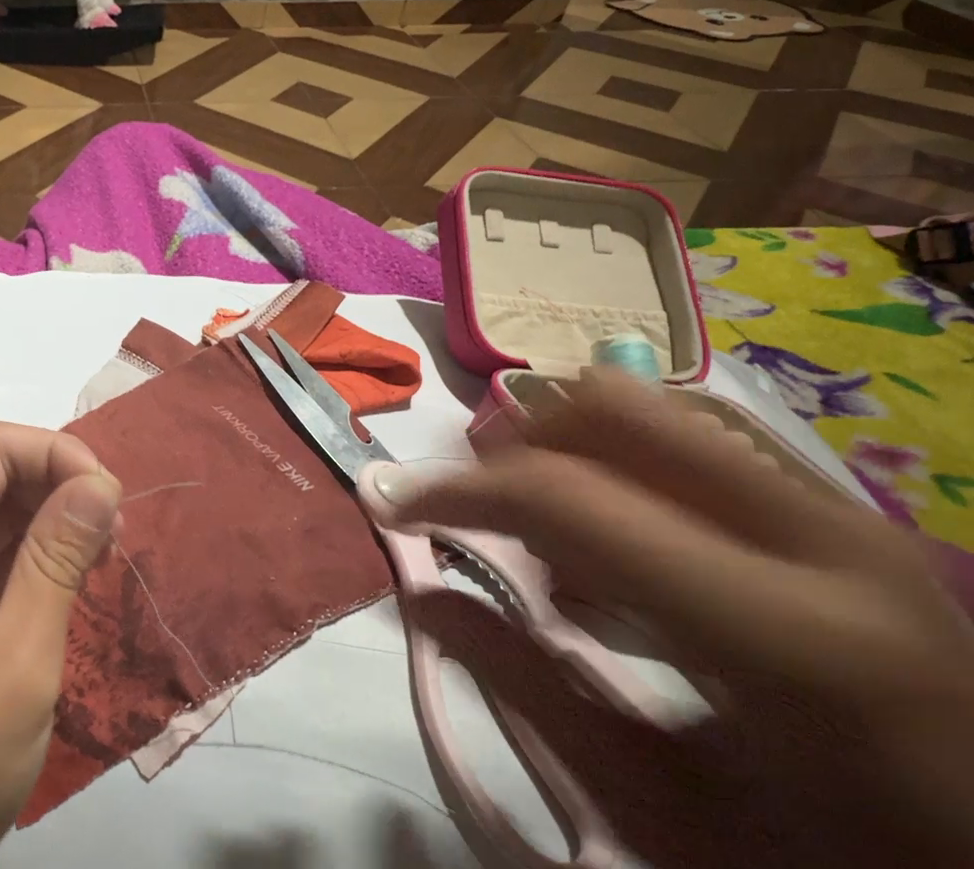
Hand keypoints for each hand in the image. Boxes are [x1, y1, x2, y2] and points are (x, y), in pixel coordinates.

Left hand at [0, 423, 122, 868]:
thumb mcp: (16, 662)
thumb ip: (56, 563)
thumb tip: (100, 480)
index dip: (58, 454)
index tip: (115, 500)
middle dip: (60, 490)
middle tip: (119, 538)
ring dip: (54, 528)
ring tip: (106, 563)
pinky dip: (37, 565)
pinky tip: (76, 586)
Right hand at [381, 370, 973, 858]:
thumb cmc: (818, 854)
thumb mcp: (655, 806)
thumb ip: (526, 687)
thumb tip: (422, 595)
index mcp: (778, 631)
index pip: (566, 500)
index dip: (455, 492)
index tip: (390, 505)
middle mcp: (818, 537)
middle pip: (611, 412)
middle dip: (511, 447)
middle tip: (470, 509)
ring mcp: (843, 511)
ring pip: (653, 408)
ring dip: (564, 449)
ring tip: (545, 537)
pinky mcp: (844, 508)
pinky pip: (697, 437)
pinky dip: (620, 462)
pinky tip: (618, 542)